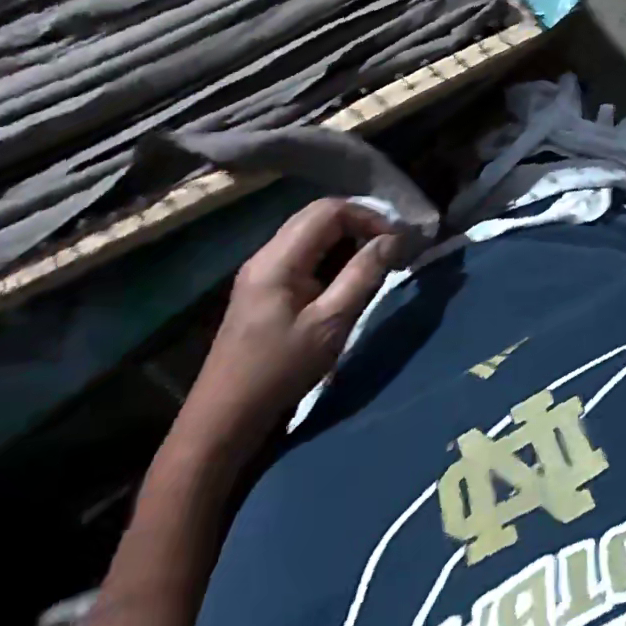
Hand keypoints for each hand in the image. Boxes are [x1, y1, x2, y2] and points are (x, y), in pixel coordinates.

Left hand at [176, 199, 401, 451]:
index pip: (329, 211)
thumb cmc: (281, 369)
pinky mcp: (266, 288)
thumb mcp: (332, 323)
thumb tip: (394, 239)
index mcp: (278, 259)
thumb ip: (363, 275)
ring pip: (313, 234)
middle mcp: (266, 255)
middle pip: (319, 216)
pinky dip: (334, 256)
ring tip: (379, 261)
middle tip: (394, 247)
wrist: (227, 415)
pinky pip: (305, 255)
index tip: (398, 241)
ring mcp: (263, 271)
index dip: (369, 217)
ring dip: (349, 240)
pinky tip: (351, 278)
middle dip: (361, 224)